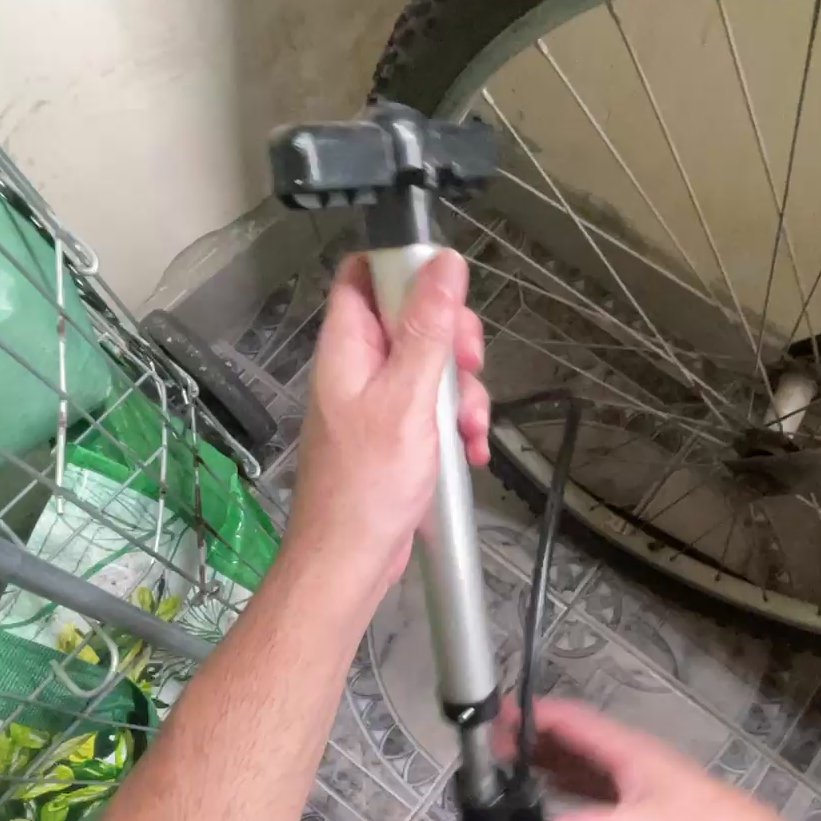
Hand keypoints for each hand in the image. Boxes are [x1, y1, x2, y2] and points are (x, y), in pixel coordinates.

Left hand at [283, 250, 487, 600]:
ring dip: (463, 395)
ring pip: (432, 370)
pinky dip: (457, 426)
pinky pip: (434, 411)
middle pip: (413, 321)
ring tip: (471, 431)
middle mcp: (361, 367)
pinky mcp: (398, 435)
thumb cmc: (370, 483)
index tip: (449, 293)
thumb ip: (426, 330)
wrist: (352, 558)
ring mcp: (380, 403)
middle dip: (452, 342)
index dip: (407, 270)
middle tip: (470, 365)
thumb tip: (444, 261)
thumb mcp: (406, 399)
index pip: (366, 275)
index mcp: (349, 345)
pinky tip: (471, 452)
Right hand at [493, 697, 807, 820]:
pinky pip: (588, 781)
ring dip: (544, 756)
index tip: (495, 717)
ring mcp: (630, 773)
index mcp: (624, 748)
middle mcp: (623, 753)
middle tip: (488, 748)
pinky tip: (545, 792)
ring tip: (505, 765)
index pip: (570, 718)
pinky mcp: (635, 795)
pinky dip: (562, 781)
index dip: (533, 713)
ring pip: (577, 757)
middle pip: (569, 734)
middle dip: (529, 734)